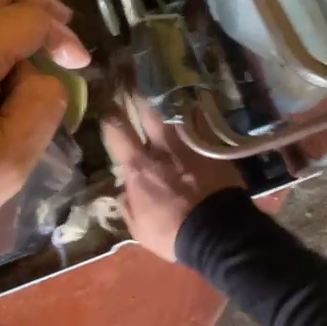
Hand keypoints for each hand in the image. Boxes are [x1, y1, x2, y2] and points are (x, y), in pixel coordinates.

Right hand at [100, 99, 243, 260]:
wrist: (219, 233)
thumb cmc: (174, 234)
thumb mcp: (140, 230)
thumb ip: (128, 207)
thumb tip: (122, 191)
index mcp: (140, 168)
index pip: (118, 134)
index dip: (110, 119)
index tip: (107, 110)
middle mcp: (163, 150)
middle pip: (149, 115)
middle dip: (139, 101)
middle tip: (135, 90)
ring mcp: (190, 146)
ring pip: (176, 120)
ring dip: (170, 114)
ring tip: (168, 105)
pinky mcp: (214, 150)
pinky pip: (202, 128)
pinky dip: (197, 123)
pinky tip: (197, 117)